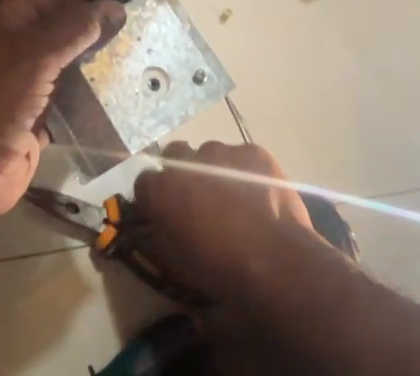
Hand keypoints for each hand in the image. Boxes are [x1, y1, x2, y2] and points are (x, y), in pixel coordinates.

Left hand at [0, 0, 122, 219]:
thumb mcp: (35, 55)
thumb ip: (77, 28)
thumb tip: (117, 6)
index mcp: (5, 18)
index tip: (121, 8)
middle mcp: (15, 43)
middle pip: (63, 26)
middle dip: (95, 30)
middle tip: (136, 34)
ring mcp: (27, 80)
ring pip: (69, 61)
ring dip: (96, 62)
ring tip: (137, 59)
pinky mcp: (39, 112)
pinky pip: (70, 96)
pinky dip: (90, 94)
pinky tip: (122, 91)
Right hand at [131, 142, 331, 298]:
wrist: (274, 262)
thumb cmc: (218, 268)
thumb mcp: (173, 260)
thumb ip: (158, 231)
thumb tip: (155, 221)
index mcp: (160, 188)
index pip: (145, 182)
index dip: (154, 196)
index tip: (164, 211)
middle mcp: (185, 160)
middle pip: (175, 155)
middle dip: (181, 172)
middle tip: (197, 198)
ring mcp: (221, 151)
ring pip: (210, 154)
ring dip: (214, 170)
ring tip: (233, 198)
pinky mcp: (253, 152)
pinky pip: (242, 157)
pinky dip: (245, 171)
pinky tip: (258, 195)